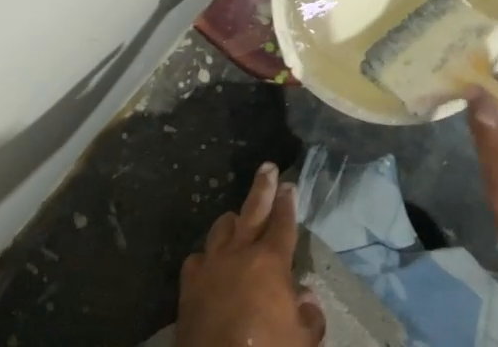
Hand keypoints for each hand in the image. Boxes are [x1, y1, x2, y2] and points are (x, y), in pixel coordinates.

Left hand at [175, 162, 324, 346]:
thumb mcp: (303, 340)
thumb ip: (308, 316)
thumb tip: (306, 298)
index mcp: (270, 263)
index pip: (282, 224)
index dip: (287, 204)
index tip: (289, 185)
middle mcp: (239, 254)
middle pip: (252, 212)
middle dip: (262, 188)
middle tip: (267, 168)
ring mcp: (210, 266)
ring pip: (221, 229)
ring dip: (232, 221)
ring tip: (237, 217)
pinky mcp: (189, 283)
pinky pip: (198, 259)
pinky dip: (207, 257)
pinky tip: (210, 261)